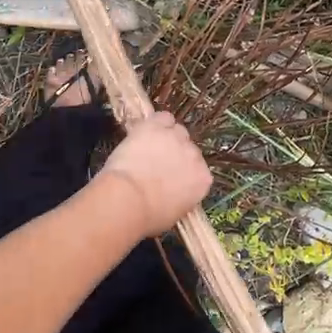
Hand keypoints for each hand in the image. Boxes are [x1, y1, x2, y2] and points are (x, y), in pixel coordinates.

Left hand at [97, 112, 210, 236]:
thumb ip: (181, 195)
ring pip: (176, 129)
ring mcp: (176, 138)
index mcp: (202, 180)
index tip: (171, 175)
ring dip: (166, 136)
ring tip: (150, 145)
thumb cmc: (149, 215)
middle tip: (157, 162)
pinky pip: (162, 117)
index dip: (183, 170)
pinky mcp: (156, 126)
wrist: (129, 198)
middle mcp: (194, 156)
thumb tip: (173, 191)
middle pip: (189, 147)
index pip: (198, 168)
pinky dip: (156, 122)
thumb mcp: (174, 212)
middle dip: (176, 153)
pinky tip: (145, 131)